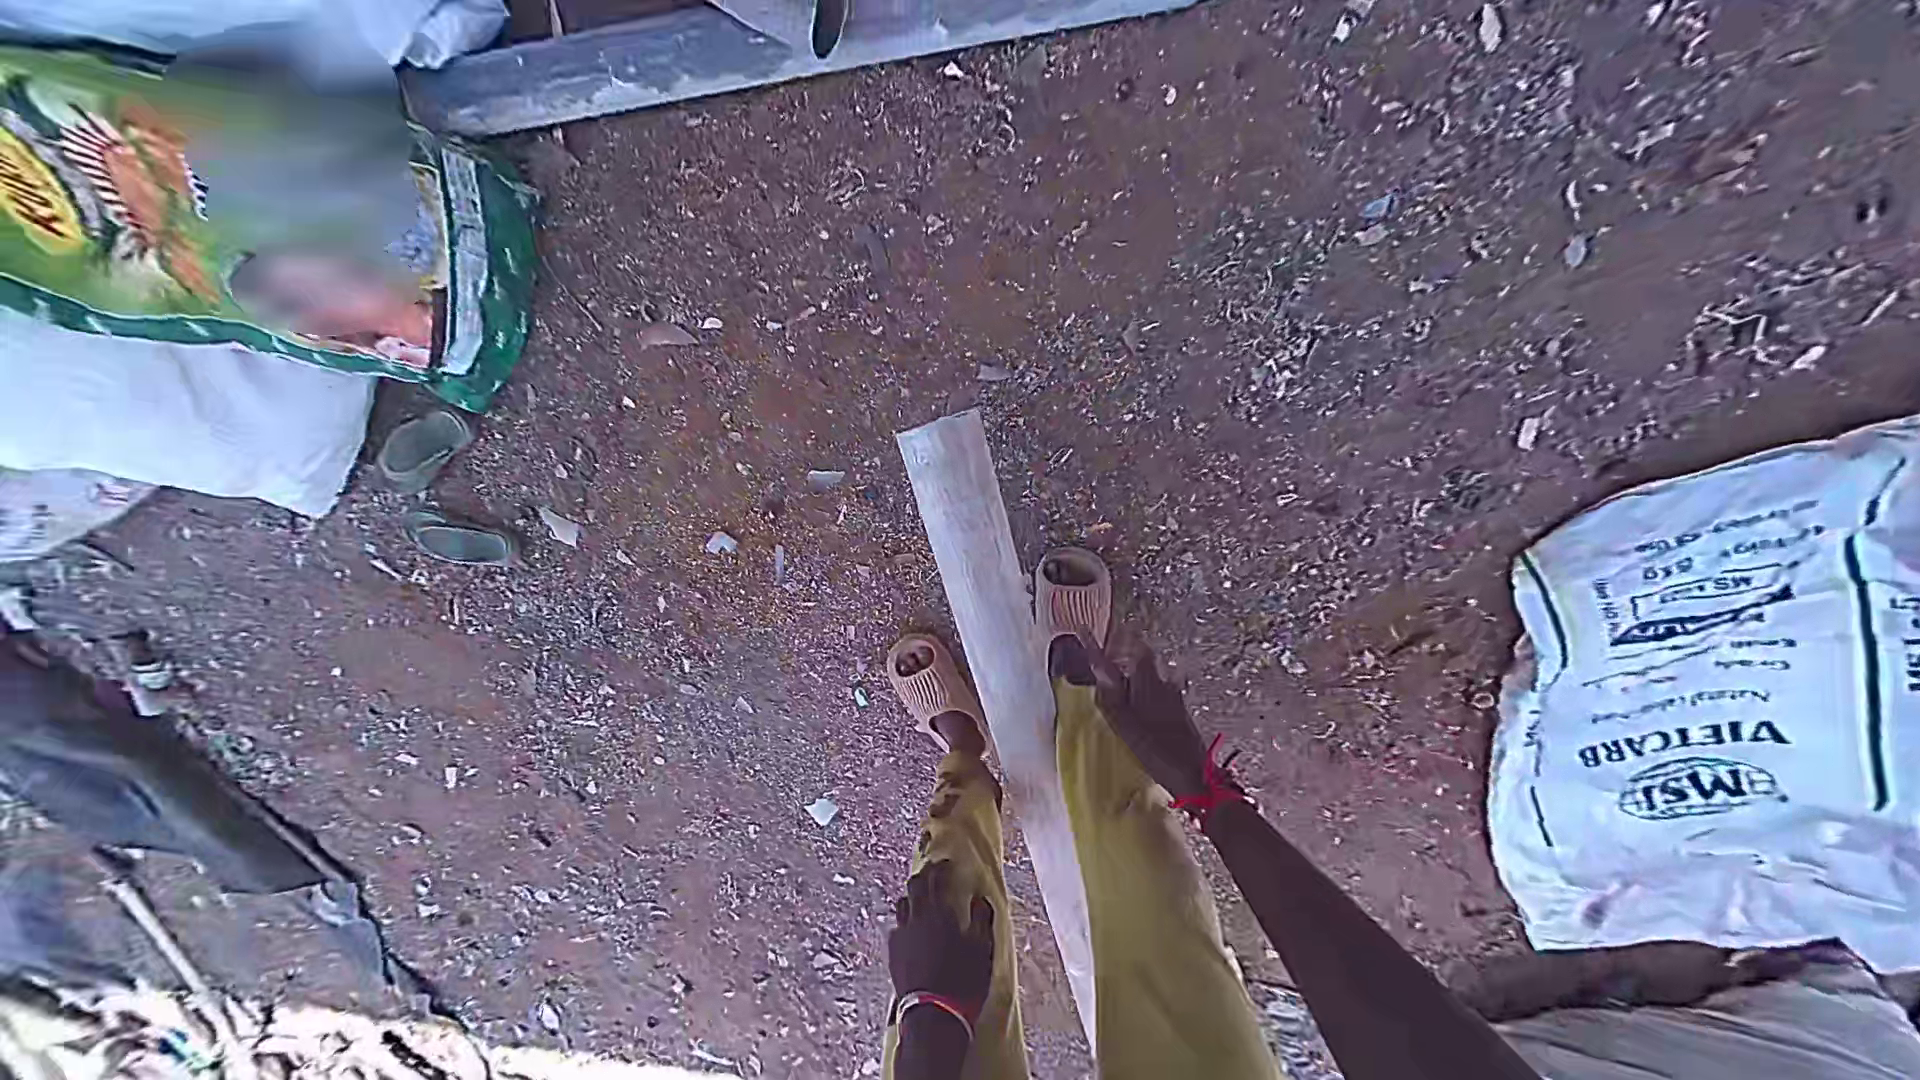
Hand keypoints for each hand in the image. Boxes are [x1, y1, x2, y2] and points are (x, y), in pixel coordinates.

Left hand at [887, 861, 993, 1015]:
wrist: (932, 1017)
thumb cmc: (963, 980)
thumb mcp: (982, 948)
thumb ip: (982, 918)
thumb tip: (979, 899)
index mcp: (938, 910)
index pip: (935, 876)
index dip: (940, 866)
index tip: (947, 864)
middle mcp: (916, 916)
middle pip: (914, 885)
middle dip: (924, 876)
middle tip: (933, 874)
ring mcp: (901, 934)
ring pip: (903, 904)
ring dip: (913, 898)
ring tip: (923, 901)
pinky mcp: (893, 953)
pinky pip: (898, 927)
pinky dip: (907, 922)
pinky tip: (914, 931)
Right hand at [1077, 630, 1210, 799]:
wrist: (1194, 774)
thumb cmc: (1154, 749)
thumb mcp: (1123, 722)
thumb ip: (1109, 693)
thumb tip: (1099, 668)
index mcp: (1148, 681)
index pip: (1132, 647)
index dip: (1114, 638)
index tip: (1091, 631)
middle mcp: (1163, 682)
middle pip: (1141, 657)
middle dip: (1122, 654)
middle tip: (1103, 661)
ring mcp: (1174, 695)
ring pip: (1149, 674)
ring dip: (1132, 673)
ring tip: (1116, 687)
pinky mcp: (1179, 709)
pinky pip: (1156, 689)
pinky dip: (1142, 689)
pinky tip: (1135, 707)